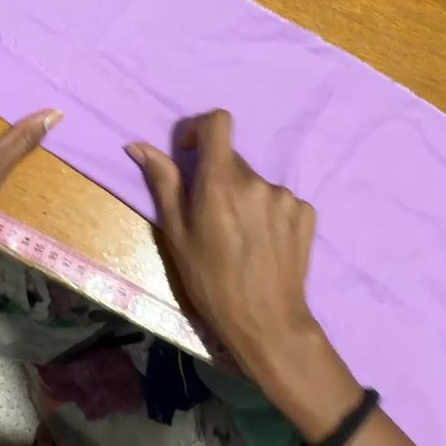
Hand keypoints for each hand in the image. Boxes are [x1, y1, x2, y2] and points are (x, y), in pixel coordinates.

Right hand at [130, 110, 360, 438]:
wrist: (267, 324)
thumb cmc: (211, 282)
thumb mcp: (176, 234)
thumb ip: (163, 182)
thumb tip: (138, 145)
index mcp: (220, 181)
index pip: (219, 121)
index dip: (201, 129)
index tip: (192, 153)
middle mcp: (256, 180)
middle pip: (232, 160)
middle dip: (218, 178)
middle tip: (210, 217)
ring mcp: (285, 196)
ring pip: (255, 183)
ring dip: (244, 198)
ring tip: (239, 237)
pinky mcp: (306, 213)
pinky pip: (279, 200)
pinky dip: (268, 212)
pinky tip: (263, 243)